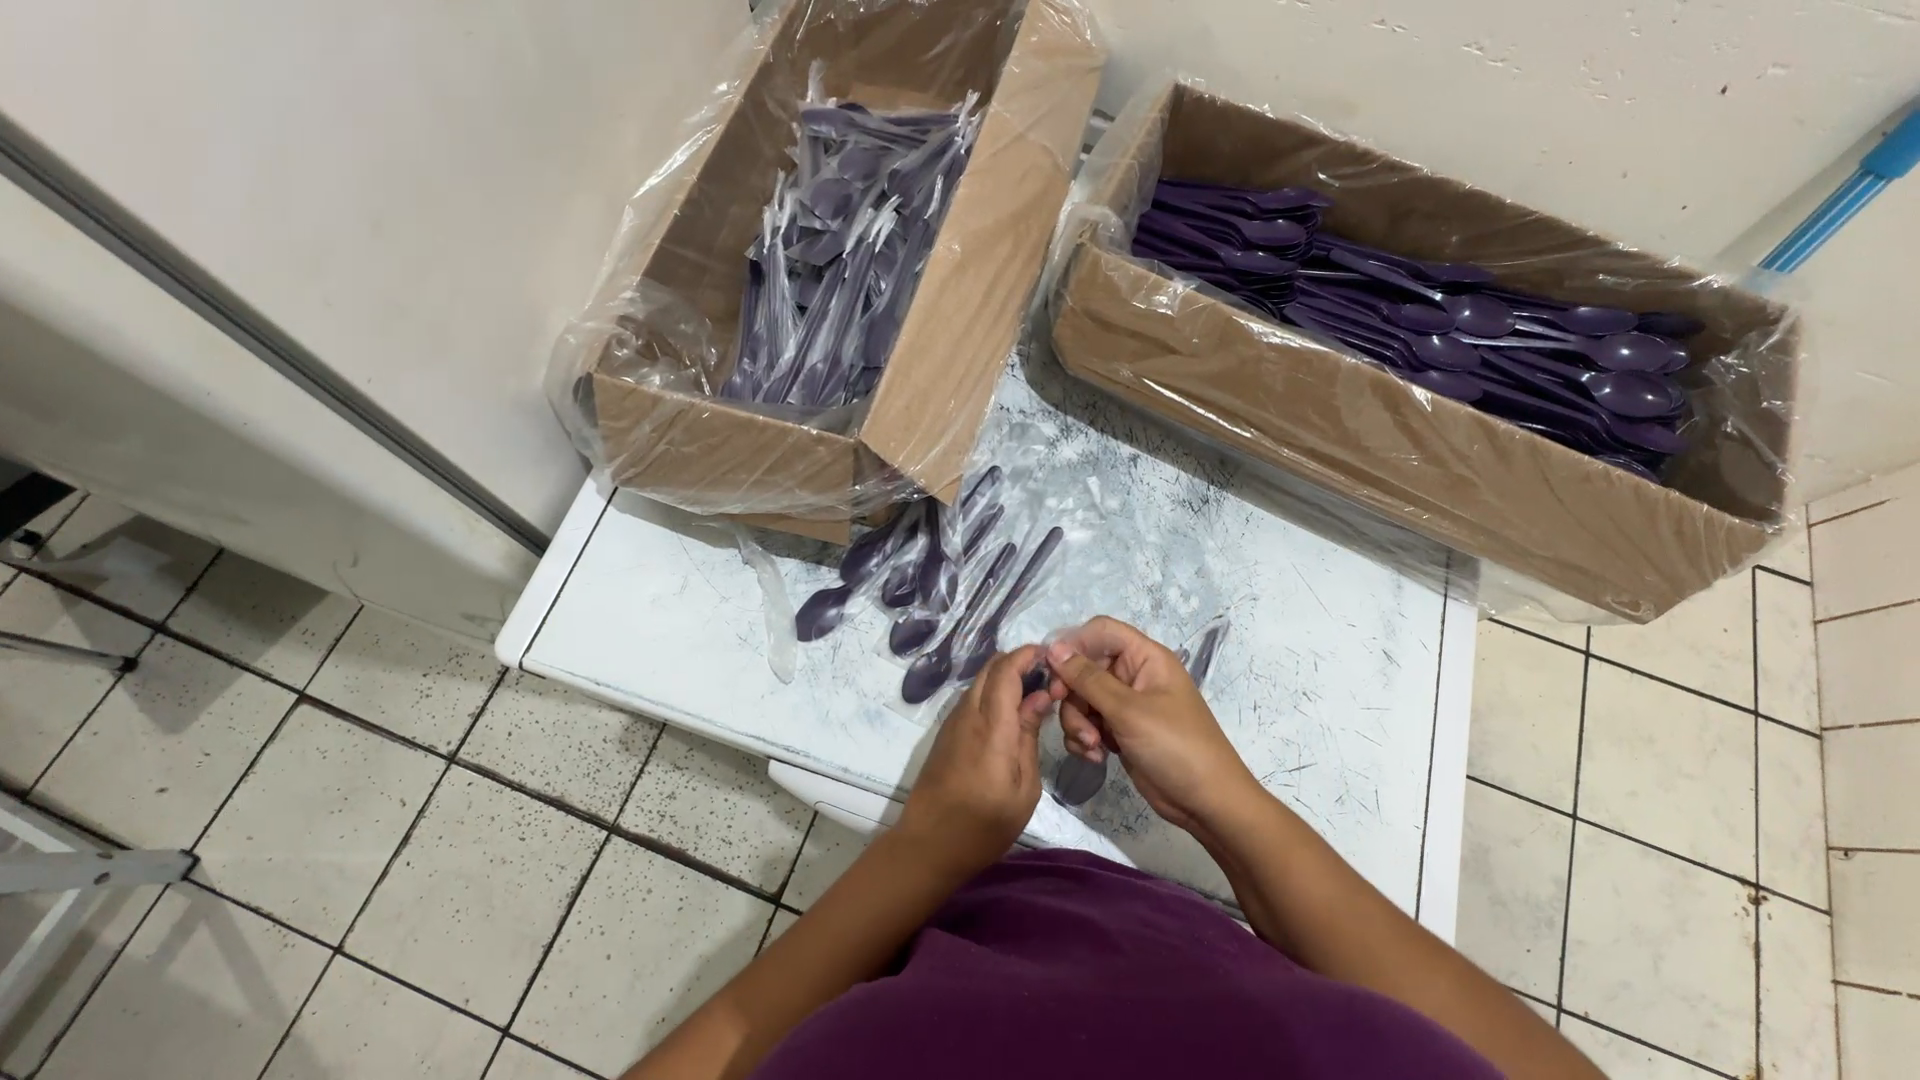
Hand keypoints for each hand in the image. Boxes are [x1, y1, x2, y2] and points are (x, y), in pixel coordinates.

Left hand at [898, 645, 1062, 875]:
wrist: (929, 846)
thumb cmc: (985, 825)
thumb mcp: (1024, 789)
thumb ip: (1030, 737)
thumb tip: (1040, 697)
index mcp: (991, 728)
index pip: (1006, 671)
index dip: (1027, 655)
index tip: (1050, 655)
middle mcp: (968, 716)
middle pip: (989, 669)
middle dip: (1017, 661)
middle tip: (1045, 672)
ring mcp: (952, 724)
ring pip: (978, 682)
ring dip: (1003, 676)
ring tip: (1032, 691)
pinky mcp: (944, 734)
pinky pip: (970, 699)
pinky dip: (991, 692)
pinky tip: (1009, 711)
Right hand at [1045, 617, 1260, 831]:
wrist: (1205, 802)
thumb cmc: (1175, 746)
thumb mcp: (1129, 710)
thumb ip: (1088, 679)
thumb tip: (1053, 649)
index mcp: (1145, 657)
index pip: (1101, 632)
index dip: (1074, 645)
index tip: (1051, 672)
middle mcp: (1134, 675)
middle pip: (1085, 667)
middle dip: (1072, 694)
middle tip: (1066, 716)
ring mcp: (1125, 705)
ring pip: (1081, 699)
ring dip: (1077, 721)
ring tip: (1092, 745)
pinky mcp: (1119, 731)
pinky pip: (1088, 723)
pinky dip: (1084, 738)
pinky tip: (1096, 756)